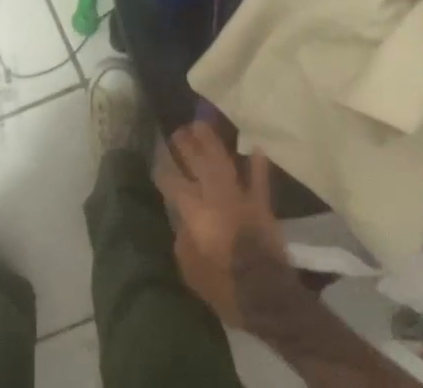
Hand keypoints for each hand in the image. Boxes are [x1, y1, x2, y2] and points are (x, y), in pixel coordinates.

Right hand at [154, 121, 291, 329]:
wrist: (267, 297)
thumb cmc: (222, 286)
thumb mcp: (189, 267)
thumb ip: (183, 238)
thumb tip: (183, 222)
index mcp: (193, 211)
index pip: (171, 180)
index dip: (162, 166)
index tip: (155, 153)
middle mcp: (214, 197)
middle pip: (197, 162)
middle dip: (185, 144)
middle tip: (177, 130)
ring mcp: (240, 198)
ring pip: (224, 162)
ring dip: (212, 142)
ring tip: (201, 125)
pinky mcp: (262, 206)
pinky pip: (260, 181)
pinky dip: (257, 164)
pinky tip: (255, 147)